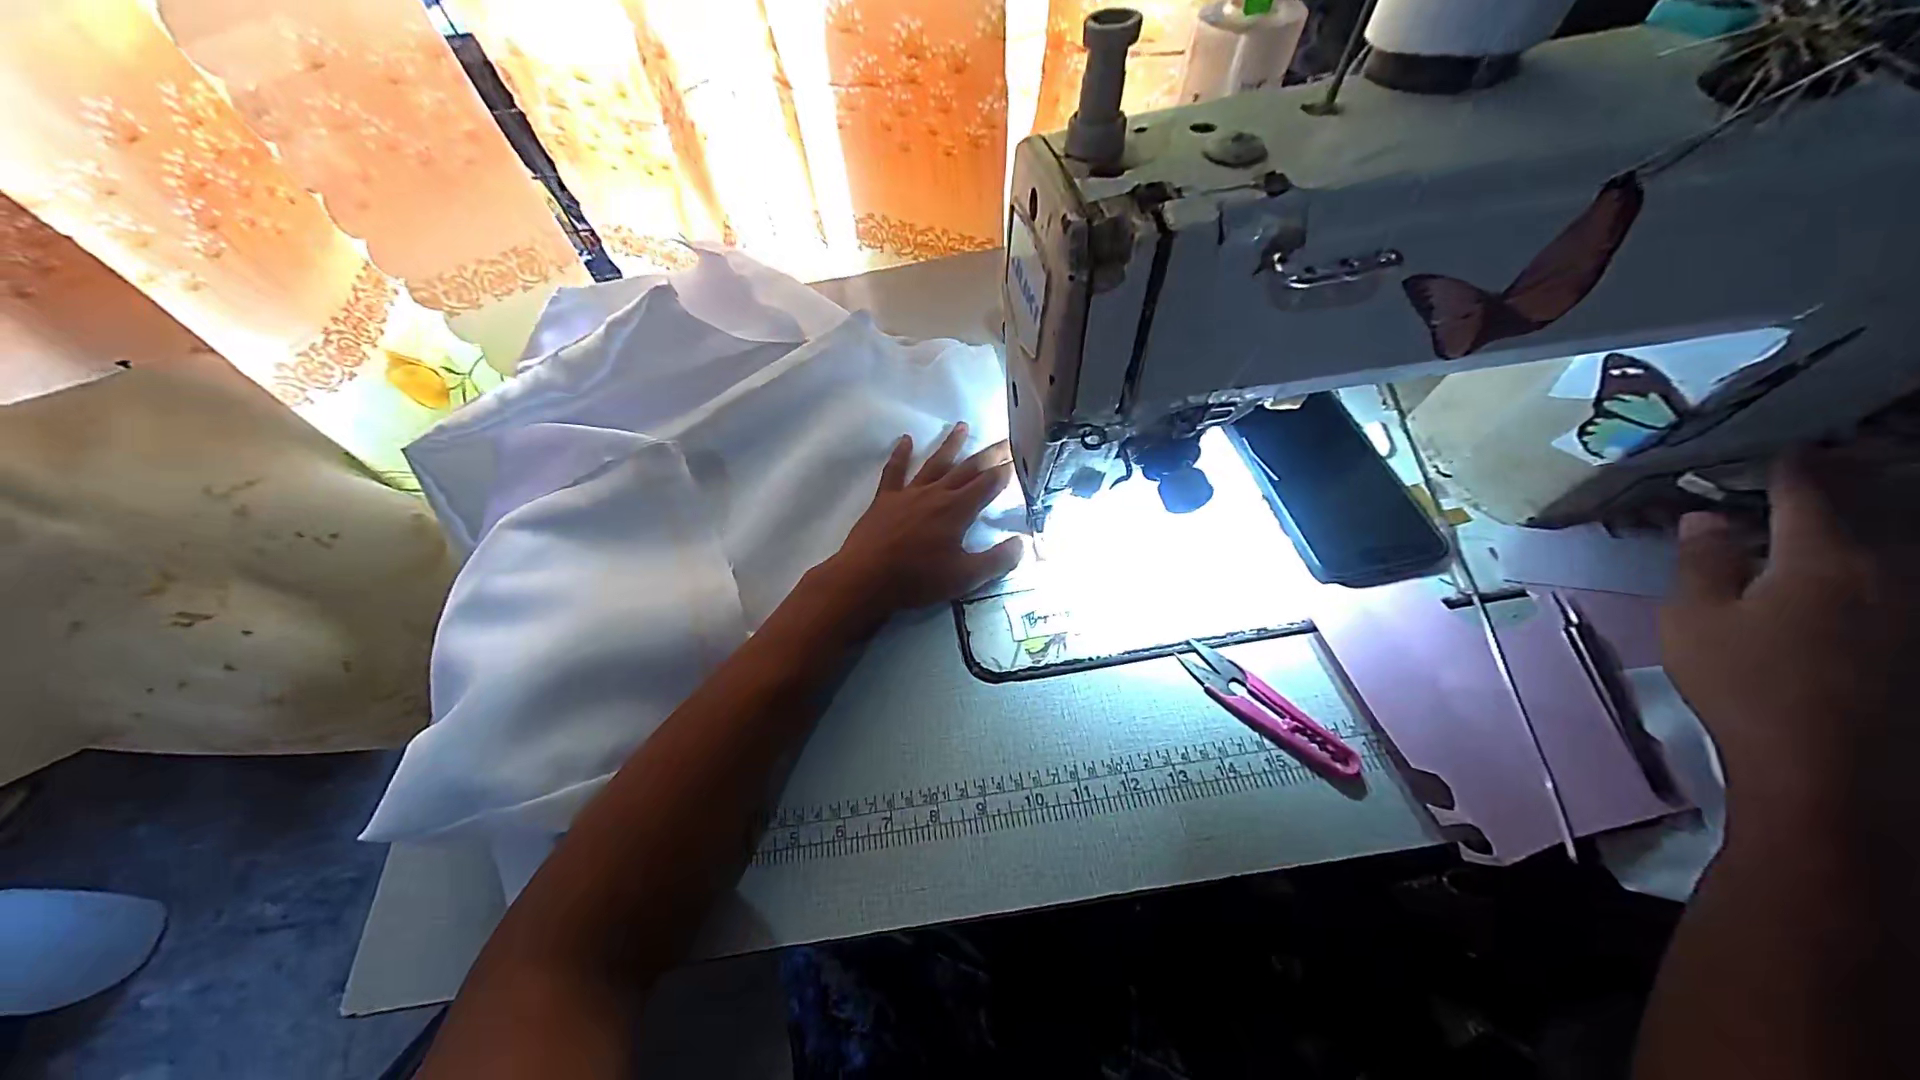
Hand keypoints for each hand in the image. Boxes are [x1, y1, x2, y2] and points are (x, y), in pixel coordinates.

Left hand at [817, 423, 1023, 617]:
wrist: (867, 577)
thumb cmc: (918, 579)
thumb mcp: (965, 577)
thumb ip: (997, 561)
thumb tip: (1021, 544)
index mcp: (957, 510)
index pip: (987, 485)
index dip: (1004, 473)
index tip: (1017, 461)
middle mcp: (936, 494)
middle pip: (966, 469)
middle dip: (988, 455)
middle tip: (1004, 440)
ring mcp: (909, 493)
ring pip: (935, 463)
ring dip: (950, 445)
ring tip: (962, 426)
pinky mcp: (885, 499)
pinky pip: (895, 470)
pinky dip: (900, 454)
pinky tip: (905, 440)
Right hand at [1662, 450, 1915, 827]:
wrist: (1823, 763)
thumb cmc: (1744, 681)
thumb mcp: (1695, 618)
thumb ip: (1702, 562)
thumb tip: (1705, 517)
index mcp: (1823, 559)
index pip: (1808, 493)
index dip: (1791, 466)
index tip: (1779, 446)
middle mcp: (1885, 570)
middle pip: (1868, 508)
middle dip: (1839, 481)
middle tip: (1813, 463)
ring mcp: (1908, 606)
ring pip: (1889, 541)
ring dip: (1860, 518)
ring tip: (1830, 508)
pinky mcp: (1910, 637)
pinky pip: (1891, 574)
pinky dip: (1865, 555)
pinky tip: (1838, 566)